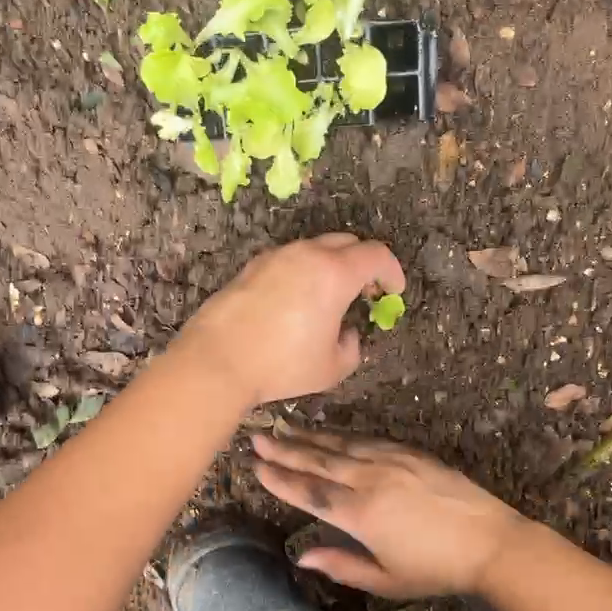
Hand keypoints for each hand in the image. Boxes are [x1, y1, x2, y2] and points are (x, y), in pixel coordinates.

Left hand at [173, 235, 404, 406]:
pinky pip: (289, 259)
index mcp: (334, 273)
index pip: (376, 255)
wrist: (217, 359)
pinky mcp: (252, 266)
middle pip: (347, 242)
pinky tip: (297, 301)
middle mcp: (307, 255)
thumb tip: (348, 334)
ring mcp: (276, 256)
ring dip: (332, 265)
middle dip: (364, 263)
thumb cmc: (282, 364)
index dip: (392, 270)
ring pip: (315, 248)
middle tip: (366, 292)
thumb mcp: (331, 368)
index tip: (393, 290)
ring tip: (330, 298)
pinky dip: (304, 271)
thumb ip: (352, 348)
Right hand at [252, 429, 526, 597]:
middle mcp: (370, 480)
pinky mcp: (408, 452)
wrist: (489, 542)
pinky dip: (341, 434)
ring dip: (308, 436)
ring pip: (340, 444)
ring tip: (282, 428)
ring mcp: (390, 461)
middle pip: (318, 461)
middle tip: (256, 437)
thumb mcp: (386, 580)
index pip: (310, 492)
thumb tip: (301, 555)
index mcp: (361, 515)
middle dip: (284, 449)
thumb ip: (342, 565)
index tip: (256, 468)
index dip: (280, 479)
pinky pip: (366, 439)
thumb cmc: (436, 569)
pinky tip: (327, 431)